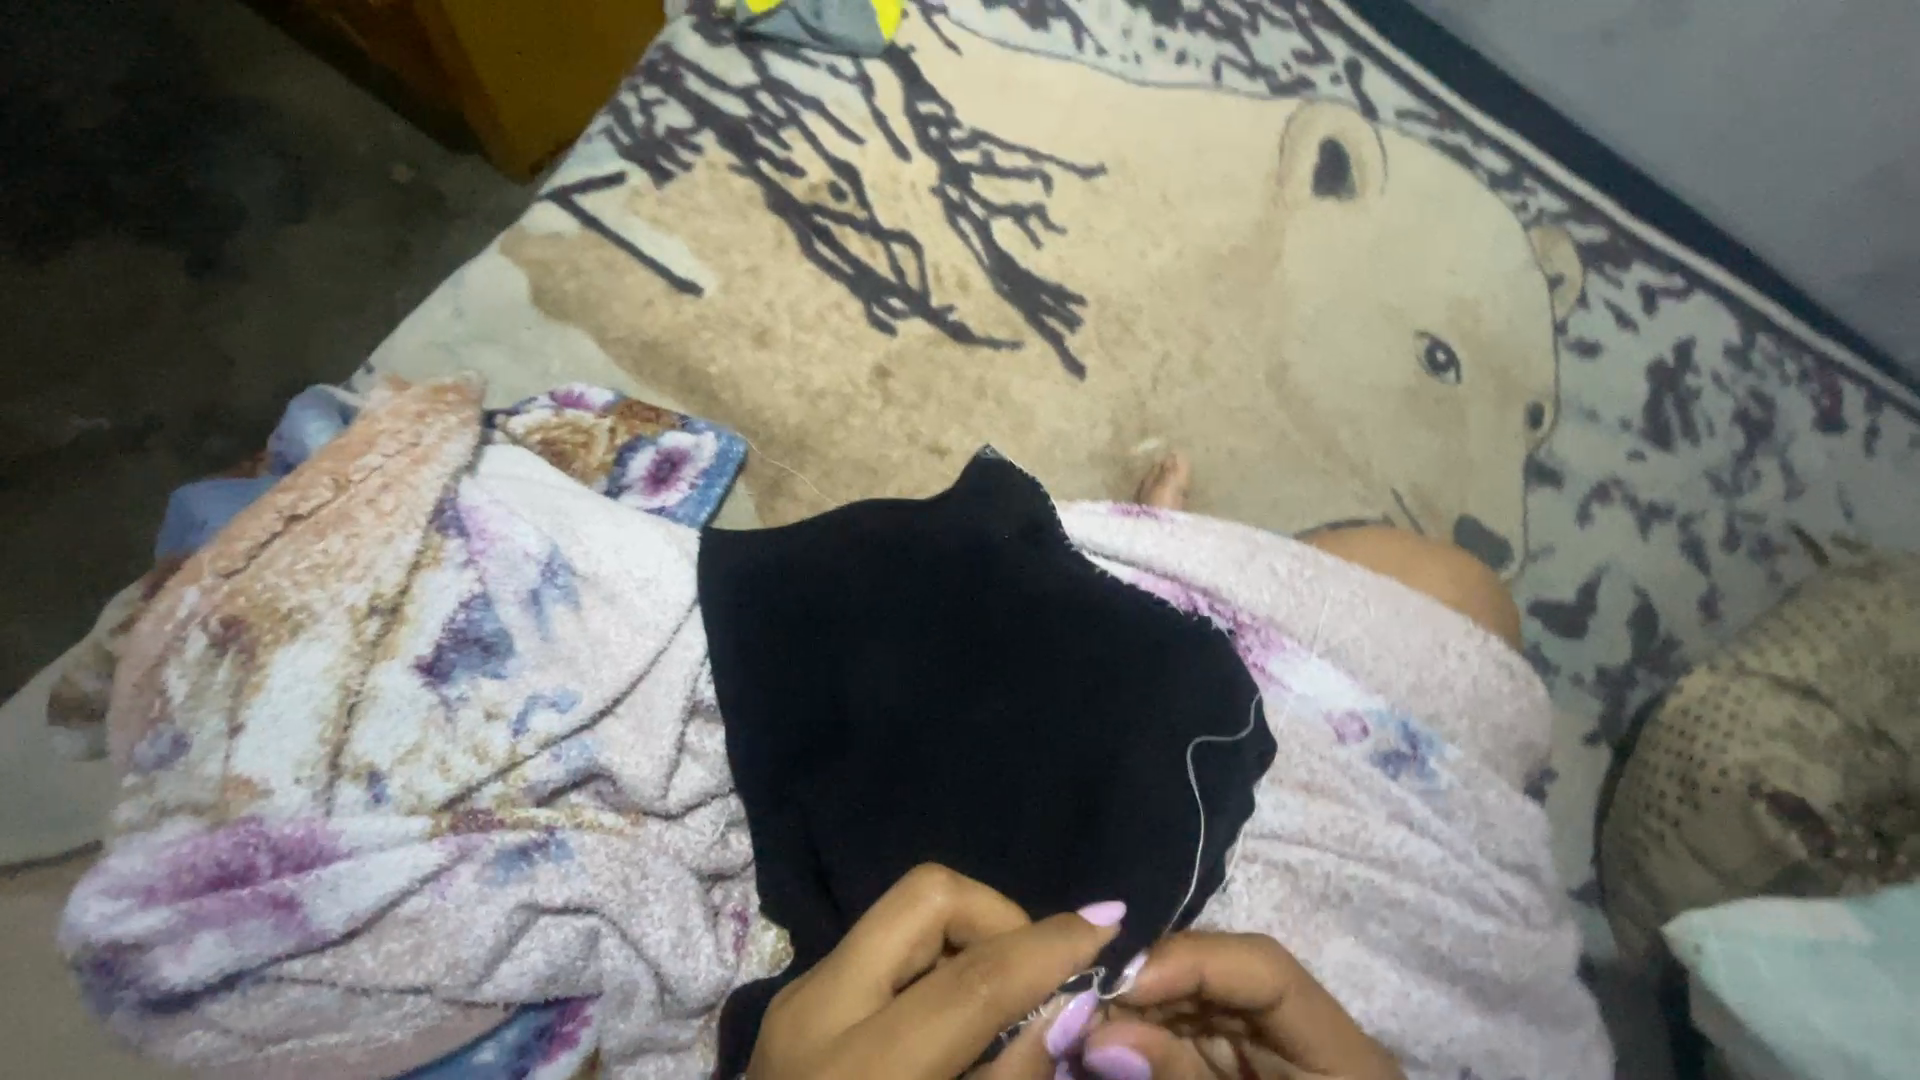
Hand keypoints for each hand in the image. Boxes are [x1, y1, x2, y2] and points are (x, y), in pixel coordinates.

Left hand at [747, 864, 1125, 1079]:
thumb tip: (1071, 1004)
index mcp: (859, 1073)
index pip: (971, 981)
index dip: (1048, 947)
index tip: (1106, 923)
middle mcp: (819, 1008)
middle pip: (926, 895)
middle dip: (1000, 914)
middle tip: (1038, 968)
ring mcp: (800, 993)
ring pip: (904, 907)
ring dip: (970, 932)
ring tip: (1003, 990)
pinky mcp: (798, 993)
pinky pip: (885, 941)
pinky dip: (936, 955)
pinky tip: (954, 1007)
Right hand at [1071, 932, 1403, 1079]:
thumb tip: (1101, 1038)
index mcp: (1341, 1056)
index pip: (1265, 969)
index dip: (1191, 962)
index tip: (1122, 985)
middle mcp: (1302, 1034)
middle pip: (1219, 975)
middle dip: (1148, 984)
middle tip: (1082, 1007)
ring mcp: (1265, 1049)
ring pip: (1191, 999)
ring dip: (1134, 1009)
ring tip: (1085, 1026)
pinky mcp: (1231, 1065)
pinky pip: (1182, 1033)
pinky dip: (1143, 1036)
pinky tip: (1105, 1044)